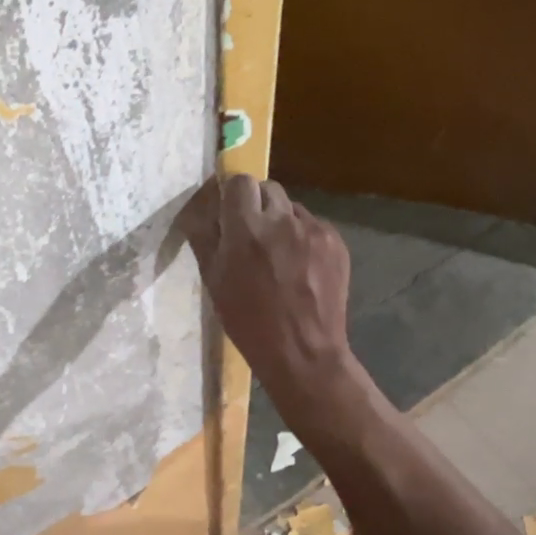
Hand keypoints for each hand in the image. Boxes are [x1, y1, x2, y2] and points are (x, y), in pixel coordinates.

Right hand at [178, 175, 359, 406]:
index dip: (233, 194)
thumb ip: (206, 237)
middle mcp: (282, 221)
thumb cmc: (248, 321)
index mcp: (246, 230)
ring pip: (291, 208)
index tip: (230, 212)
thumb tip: (200, 207)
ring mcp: (314, 230)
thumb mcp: (214, 281)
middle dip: (257, 204)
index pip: (240, 182)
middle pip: (267, 188)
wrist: (303, 352)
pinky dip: (302, 239)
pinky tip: (299, 268)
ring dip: (281, 222)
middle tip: (251, 234)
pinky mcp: (336, 242)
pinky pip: (312, 227)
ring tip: (278, 256)